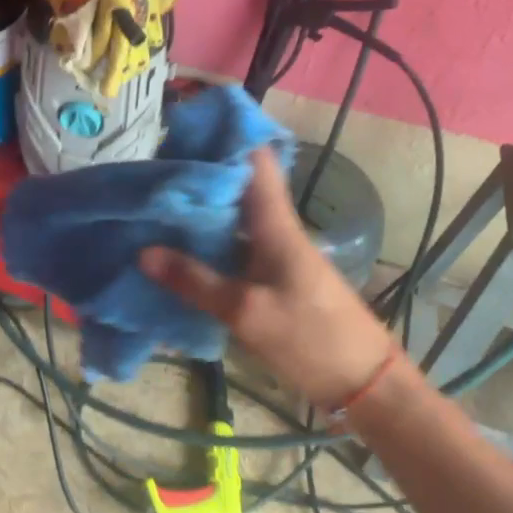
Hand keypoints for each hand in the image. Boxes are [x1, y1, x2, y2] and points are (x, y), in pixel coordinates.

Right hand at [139, 147, 393, 409]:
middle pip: (233, 185)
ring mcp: (272, 254)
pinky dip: (202, 242)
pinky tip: (172, 251)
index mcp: (274, 222)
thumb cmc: (313, 339)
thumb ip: (195, 281)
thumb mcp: (248, 313)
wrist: (369, 388)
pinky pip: (229, 246)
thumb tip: (143, 252)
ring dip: (195, 209)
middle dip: (195, 172)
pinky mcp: (270, 279)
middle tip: (146, 168)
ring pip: (228, 216)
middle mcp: (272, 228)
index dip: (223, 134)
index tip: (182, 124)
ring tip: (149, 203)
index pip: (254, 158)